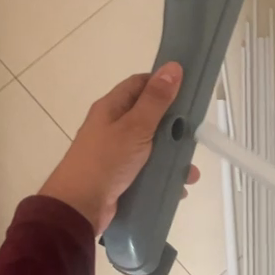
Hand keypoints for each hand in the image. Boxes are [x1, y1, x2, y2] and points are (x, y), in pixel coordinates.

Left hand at [39, 62, 200, 233]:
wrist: (79, 207)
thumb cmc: (106, 161)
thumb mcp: (135, 127)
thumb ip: (156, 100)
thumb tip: (173, 66)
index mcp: (111, 108)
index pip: (139, 84)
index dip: (162, 84)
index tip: (188, 91)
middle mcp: (113, 127)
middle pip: (149, 117)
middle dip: (174, 126)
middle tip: (195, 135)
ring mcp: (116, 154)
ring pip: (152, 148)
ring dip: (173, 157)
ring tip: (190, 172)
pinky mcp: (121, 177)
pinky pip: (148, 171)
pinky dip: (164, 177)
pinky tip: (179, 188)